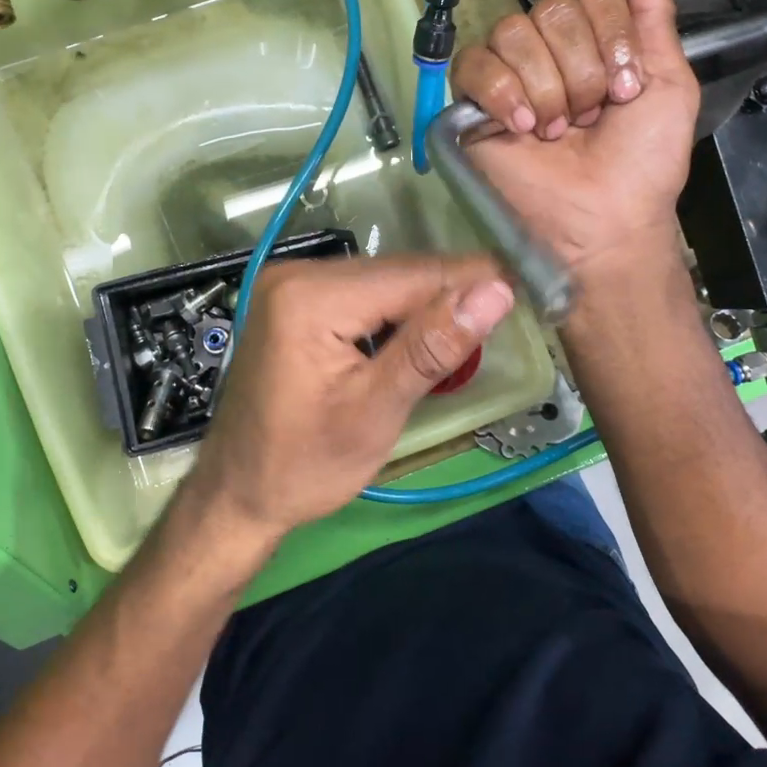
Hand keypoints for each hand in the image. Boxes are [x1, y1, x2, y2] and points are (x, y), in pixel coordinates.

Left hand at [186, 254, 514, 537]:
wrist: (238, 493)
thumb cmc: (304, 466)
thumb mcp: (376, 411)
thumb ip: (433, 346)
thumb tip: (495, 290)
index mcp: (311, 297)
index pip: (412, 275)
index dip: (473, 280)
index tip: (528, 289)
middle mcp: (296, 274)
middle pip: (397, 273)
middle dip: (450, 295)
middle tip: (505, 318)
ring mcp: (290, 285)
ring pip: (382, 281)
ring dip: (426, 306)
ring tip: (472, 332)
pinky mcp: (293, 301)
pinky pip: (361, 294)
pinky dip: (395, 314)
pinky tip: (421, 338)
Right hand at [450, 0, 699, 280]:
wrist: (606, 216)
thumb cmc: (643, 161)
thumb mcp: (669, 86)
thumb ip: (656, 22)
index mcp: (593, 45)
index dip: (611, 36)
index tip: (626, 88)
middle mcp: (549, 53)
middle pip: (552, 10)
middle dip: (581, 68)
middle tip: (590, 116)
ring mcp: (508, 77)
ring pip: (514, 33)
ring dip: (547, 87)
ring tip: (556, 131)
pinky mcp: (471, 105)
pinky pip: (473, 65)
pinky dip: (501, 93)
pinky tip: (522, 128)